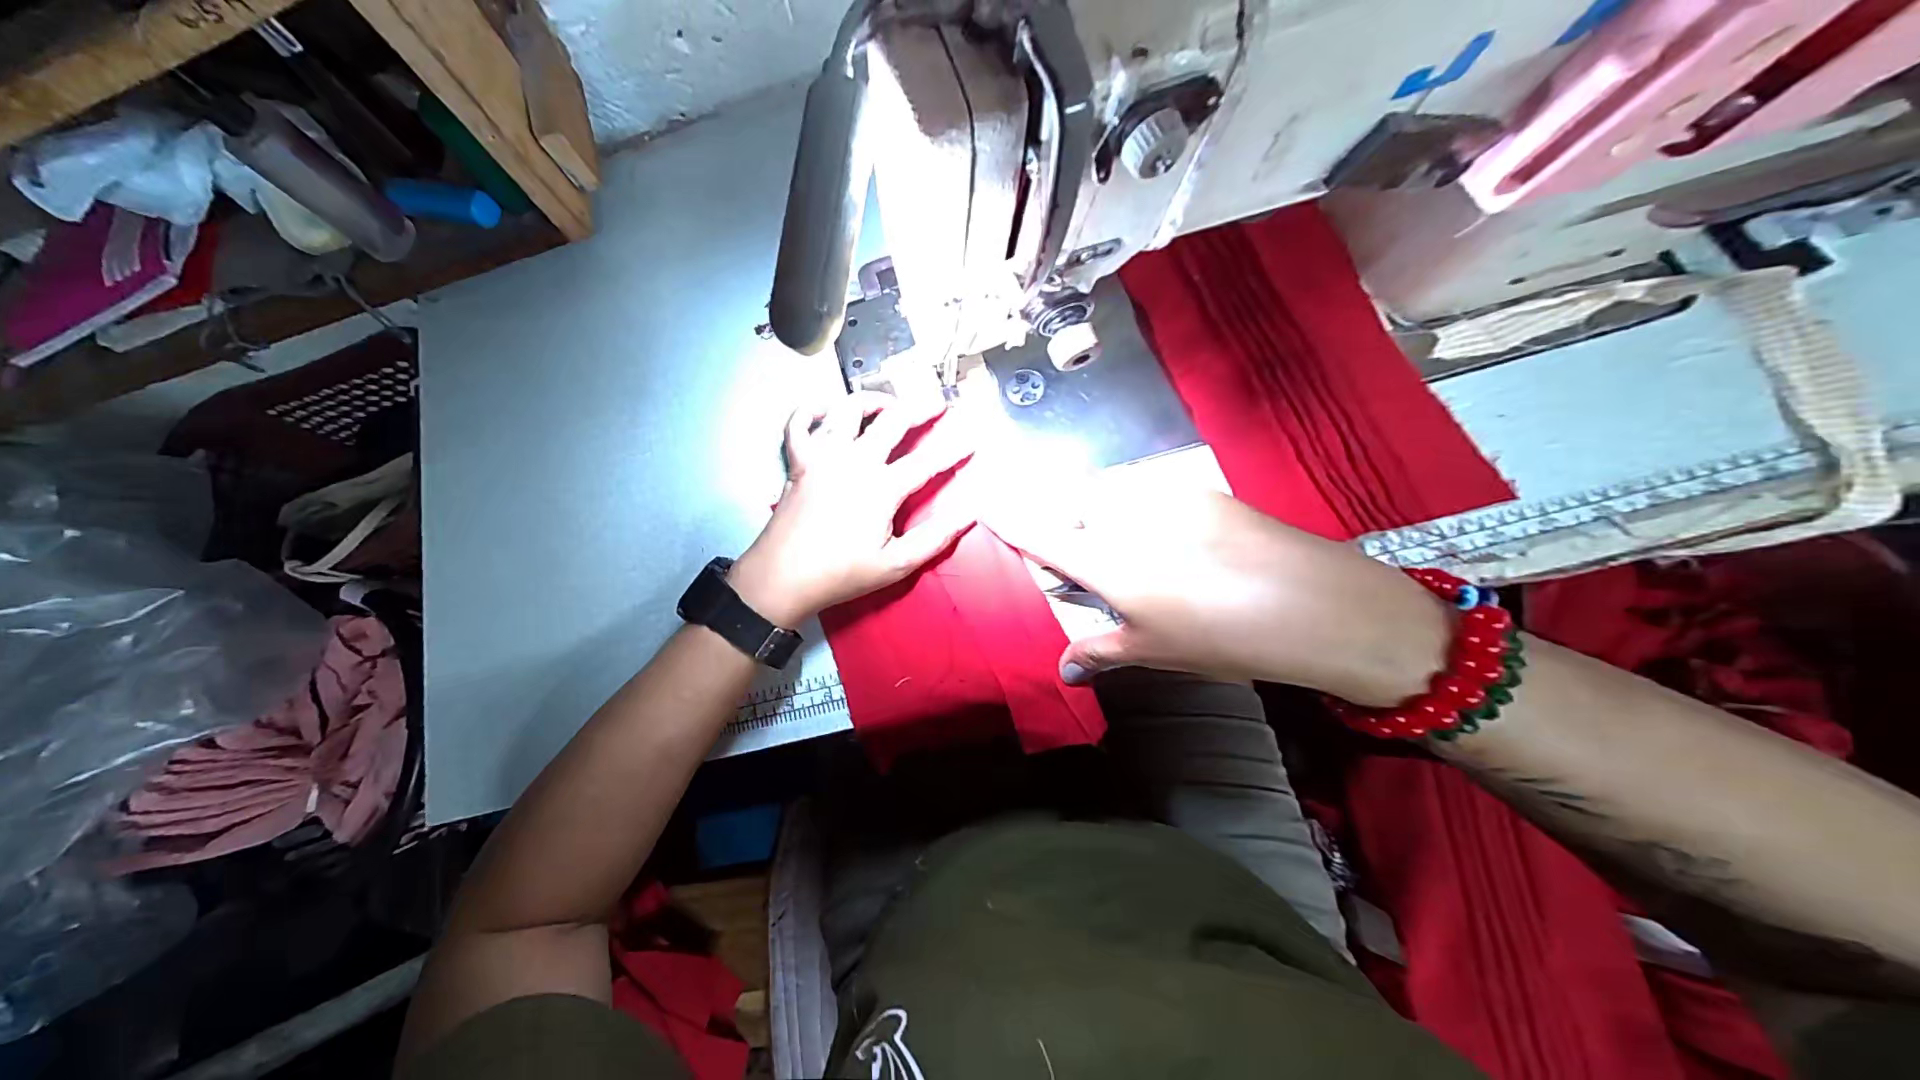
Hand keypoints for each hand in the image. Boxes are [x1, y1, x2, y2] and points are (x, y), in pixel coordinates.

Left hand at [726, 390, 974, 626]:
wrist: (781, 578)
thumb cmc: (839, 574)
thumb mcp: (896, 565)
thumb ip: (934, 538)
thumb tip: (968, 515)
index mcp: (881, 488)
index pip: (927, 461)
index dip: (954, 448)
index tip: (972, 438)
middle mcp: (853, 462)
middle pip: (892, 420)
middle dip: (920, 407)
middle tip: (938, 402)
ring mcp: (822, 457)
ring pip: (848, 409)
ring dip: (871, 399)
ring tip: (887, 403)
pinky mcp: (798, 462)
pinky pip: (799, 423)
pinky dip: (811, 409)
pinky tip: (825, 408)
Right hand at [983, 476, 1453, 705]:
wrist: (1319, 605)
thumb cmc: (1224, 638)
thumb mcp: (1157, 651)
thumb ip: (1102, 651)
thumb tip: (1064, 668)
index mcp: (1108, 563)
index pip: (1043, 537)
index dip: (1010, 520)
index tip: (986, 501)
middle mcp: (1129, 519)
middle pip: (1076, 505)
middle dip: (1068, 520)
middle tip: (1086, 557)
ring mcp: (1168, 498)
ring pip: (1115, 494)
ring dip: (1106, 512)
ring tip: (1134, 549)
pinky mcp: (1204, 490)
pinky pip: (1154, 492)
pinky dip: (1145, 508)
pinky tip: (1177, 541)